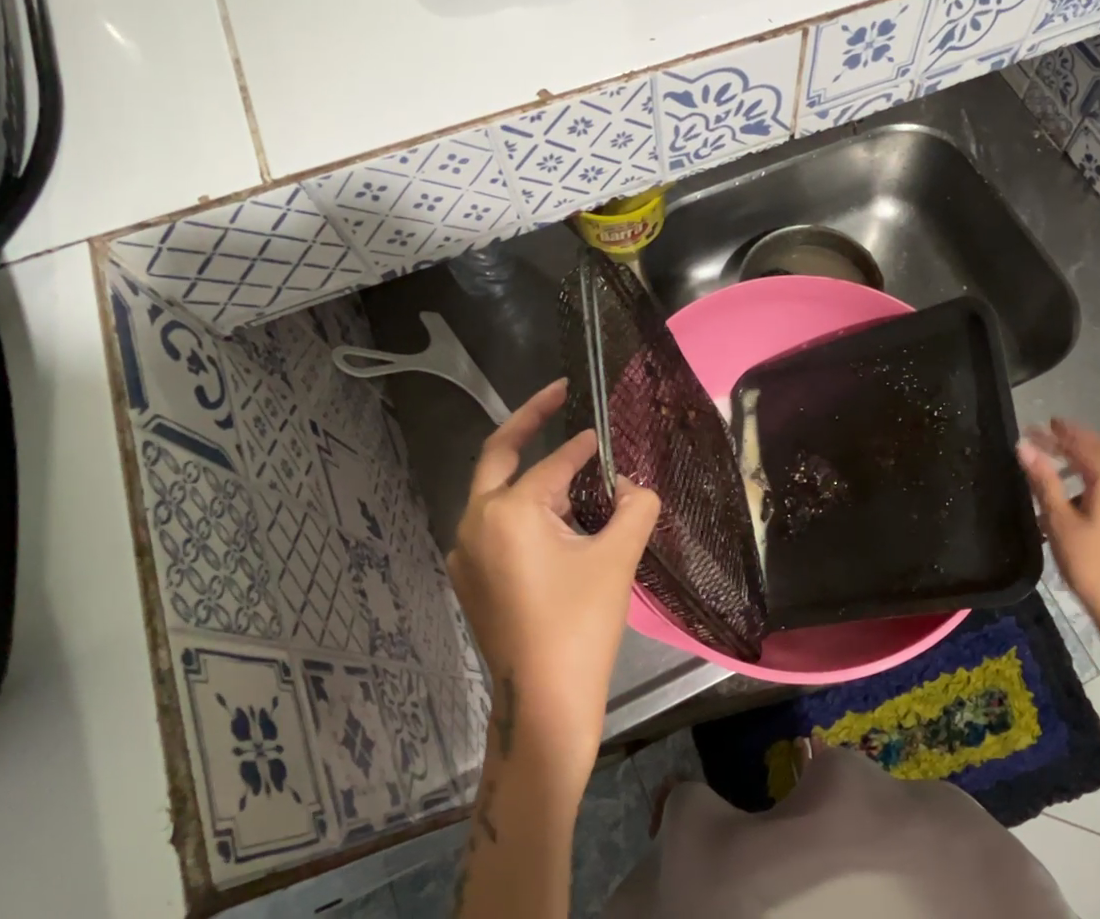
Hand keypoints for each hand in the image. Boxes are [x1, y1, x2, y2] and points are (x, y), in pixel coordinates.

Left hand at [450, 379, 661, 779]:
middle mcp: (474, 524)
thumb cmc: (581, 626)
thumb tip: (632, 487)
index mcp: (507, 511)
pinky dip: (523, 513)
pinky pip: (495, 528)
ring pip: (498, 496)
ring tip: (577, 480)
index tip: (608, 430)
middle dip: (528, 422)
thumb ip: (635, 506)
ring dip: (533, 479)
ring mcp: (464, 555)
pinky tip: (557, 527)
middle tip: (557, 396)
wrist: (542, 704)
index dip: (587, 446)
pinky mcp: (469, 581)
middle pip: (498, 456)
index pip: (554, 461)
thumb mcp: (617, 559)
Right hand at [1017, 420, 1099, 634]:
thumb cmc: (1091, 564)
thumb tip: (1025, 447)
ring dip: (1086, 458)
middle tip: (1050, 433)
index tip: (1042, 423)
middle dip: (1076, 441)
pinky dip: (1094, 476)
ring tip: (1060, 457)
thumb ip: (1044, 482)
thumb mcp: (1059, 522)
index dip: (1063, 433)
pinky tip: (1078, 491)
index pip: (1085, 446)